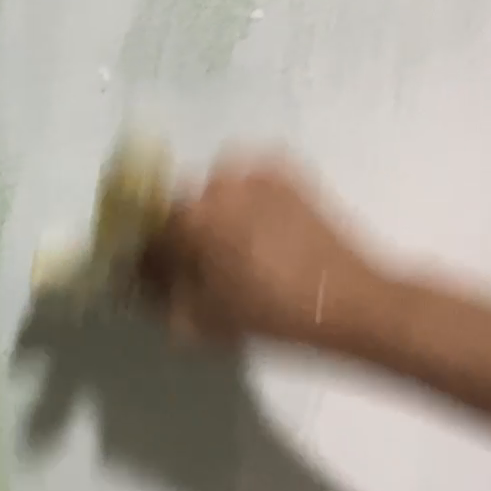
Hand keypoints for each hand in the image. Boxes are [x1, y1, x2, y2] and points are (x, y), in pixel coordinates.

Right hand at [143, 151, 383, 346]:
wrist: (348, 301)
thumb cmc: (269, 314)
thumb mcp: (203, 316)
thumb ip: (162, 294)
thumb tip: (141, 281)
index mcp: (191, 219)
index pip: (150, 230)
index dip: (149, 253)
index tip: (155, 272)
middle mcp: (217, 186)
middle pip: (182, 204)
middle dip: (183, 230)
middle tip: (197, 261)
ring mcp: (255, 174)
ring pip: (216, 187)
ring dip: (214, 210)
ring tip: (230, 242)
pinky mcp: (288, 174)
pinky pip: (250, 178)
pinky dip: (245, 196)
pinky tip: (256, 223)